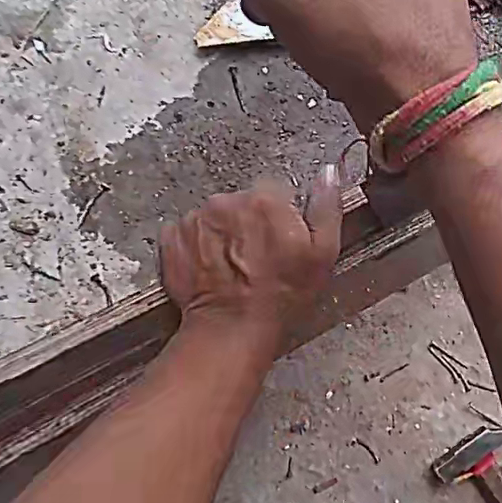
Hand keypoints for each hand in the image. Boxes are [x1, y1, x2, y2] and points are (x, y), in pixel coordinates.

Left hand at [159, 168, 343, 352]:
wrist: (232, 329)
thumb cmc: (282, 296)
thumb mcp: (323, 255)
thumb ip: (327, 207)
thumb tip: (328, 173)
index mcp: (265, 199)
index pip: (276, 193)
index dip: (282, 220)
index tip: (283, 245)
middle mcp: (226, 201)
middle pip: (243, 204)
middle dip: (251, 225)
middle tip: (260, 261)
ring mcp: (195, 219)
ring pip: (217, 218)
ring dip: (225, 236)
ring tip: (235, 268)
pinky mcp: (173, 238)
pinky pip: (190, 233)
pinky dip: (200, 247)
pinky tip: (213, 269)